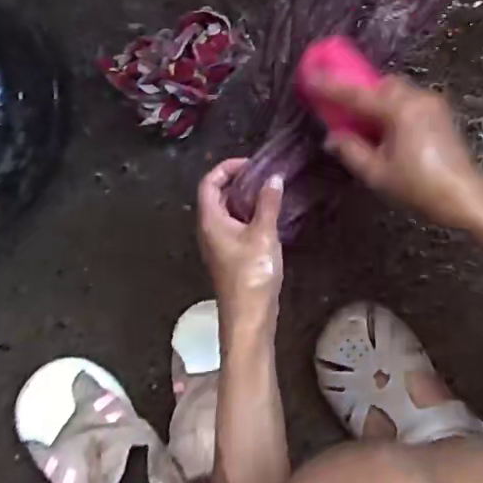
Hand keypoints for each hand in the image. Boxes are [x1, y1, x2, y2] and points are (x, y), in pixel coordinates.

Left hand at [196, 159, 283, 324]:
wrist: (249, 318)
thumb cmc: (252, 274)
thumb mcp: (263, 234)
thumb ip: (268, 203)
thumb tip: (273, 178)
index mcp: (210, 220)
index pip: (210, 182)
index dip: (227, 168)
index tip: (251, 164)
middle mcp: (209, 229)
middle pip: (216, 194)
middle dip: (237, 180)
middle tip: (263, 174)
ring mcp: (219, 243)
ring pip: (226, 210)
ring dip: (244, 197)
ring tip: (269, 190)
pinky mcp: (230, 255)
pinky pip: (235, 224)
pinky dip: (248, 213)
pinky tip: (269, 214)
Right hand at [309, 75, 482, 229]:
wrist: (466, 196)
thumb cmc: (420, 186)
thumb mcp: (378, 173)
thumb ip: (351, 150)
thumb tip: (332, 137)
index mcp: (398, 109)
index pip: (355, 93)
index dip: (329, 85)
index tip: (309, 75)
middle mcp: (415, 97)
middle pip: (378, 83)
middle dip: (357, 89)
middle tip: (338, 103)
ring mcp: (430, 102)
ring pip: (394, 89)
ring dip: (375, 98)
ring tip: (361, 120)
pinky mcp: (439, 111)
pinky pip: (406, 99)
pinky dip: (390, 105)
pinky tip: (384, 126)